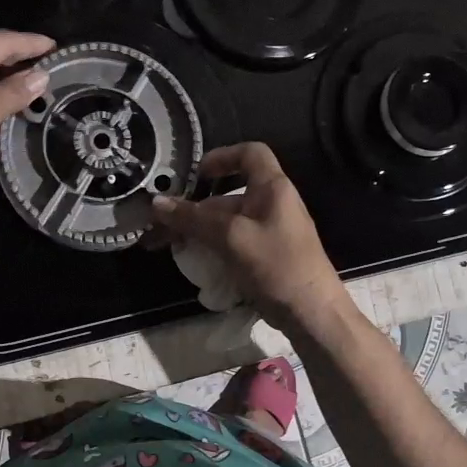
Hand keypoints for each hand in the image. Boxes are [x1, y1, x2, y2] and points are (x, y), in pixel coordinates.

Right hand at [149, 143, 351, 327]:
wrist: (311, 312)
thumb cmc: (276, 264)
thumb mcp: (230, 238)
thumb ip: (193, 219)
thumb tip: (156, 204)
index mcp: (272, 188)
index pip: (250, 154)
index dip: (222, 156)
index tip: (195, 174)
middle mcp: (272, 204)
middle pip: (228, 196)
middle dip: (194, 209)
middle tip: (161, 226)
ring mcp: (269, 232)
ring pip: (227, 223)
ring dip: (198, 232)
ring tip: (169, 247)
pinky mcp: (266, 257)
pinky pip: (233, 244)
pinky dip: (212, 248)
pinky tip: (193, 264)